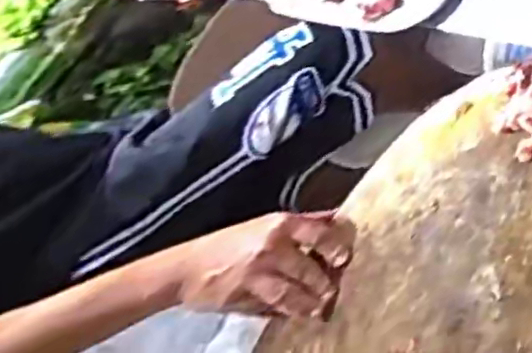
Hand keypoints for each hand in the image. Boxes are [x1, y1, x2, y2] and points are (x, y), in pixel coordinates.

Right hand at [167, 212, 355, 319]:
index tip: (344, 259)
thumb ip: (307, 221)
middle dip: (322, 283)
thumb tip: (339, 217)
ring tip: (319, 309)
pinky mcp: (237, 298)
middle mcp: (270, 248)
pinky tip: (293, 314)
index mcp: (284, 225)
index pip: (318, 234)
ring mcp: (252, 275)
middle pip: (304, 268)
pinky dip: (281, 312)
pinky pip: (265, 306)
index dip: (334, 247)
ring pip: (286, 292)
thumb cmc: (237, 240)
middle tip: (335, 292)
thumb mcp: (273, 221)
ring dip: (305, 303)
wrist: (186, 267)